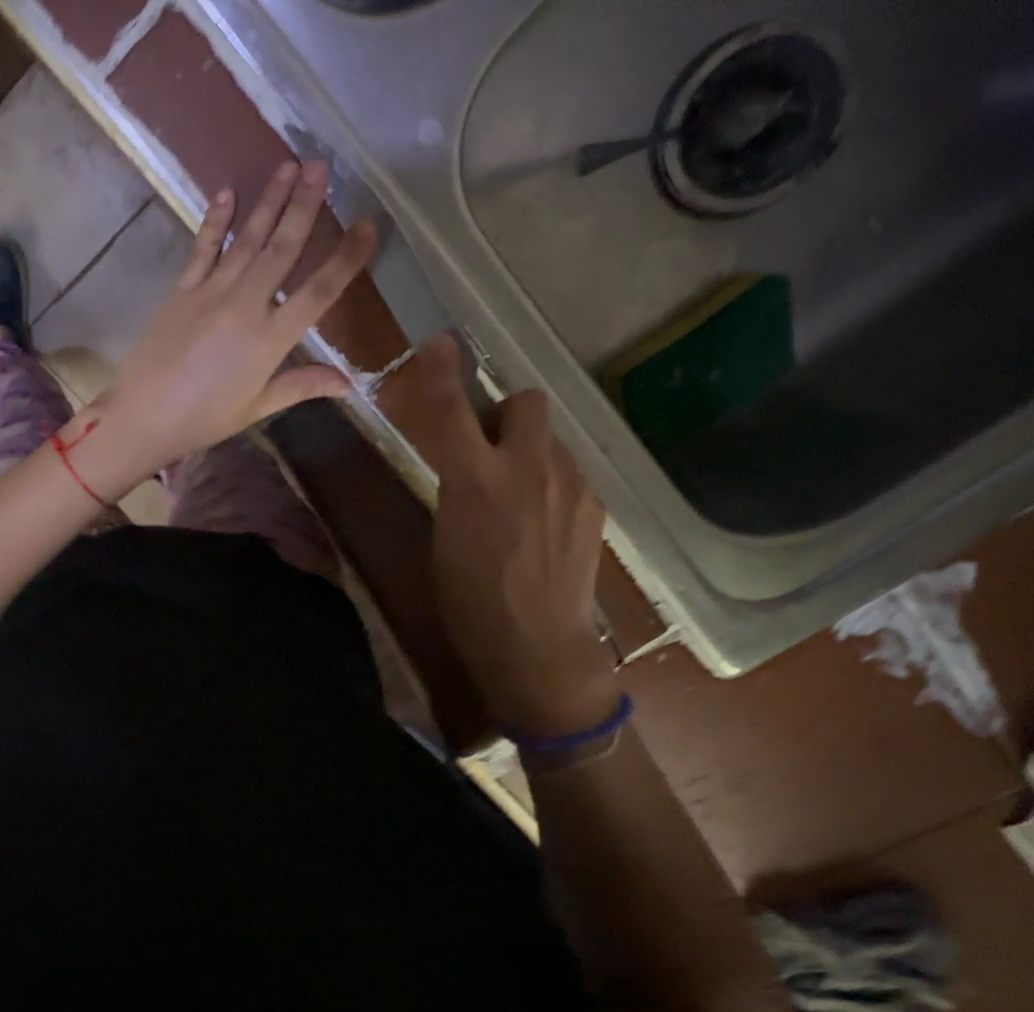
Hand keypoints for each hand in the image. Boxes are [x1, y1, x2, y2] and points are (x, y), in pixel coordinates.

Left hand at [74, 161, 376, 488]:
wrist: (142, 416)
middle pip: (283, 249)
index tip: (369, 225)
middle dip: (305, 205)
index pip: (320, 291)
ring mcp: (211, 293)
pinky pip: (203, 249)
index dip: (348, 257)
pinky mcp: (182, 291)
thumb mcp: (256, 407)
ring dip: (268, 201)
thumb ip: (301, 385)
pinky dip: (216, 221)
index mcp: (271, 339)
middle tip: (321, 166)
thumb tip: (348, 383)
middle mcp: (246, 306)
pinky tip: (227, 193)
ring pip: (248, 240)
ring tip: (288, 165)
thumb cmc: (203, 418)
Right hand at [382, 335, 619, 738]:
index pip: (454, 411)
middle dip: (504, 413)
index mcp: (474, 481)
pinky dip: (548, 482)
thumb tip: (461, 457)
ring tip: (514, 498)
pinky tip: (540, 524)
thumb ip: (454, 485)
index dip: (441, 373)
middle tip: (486, 448)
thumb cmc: (468, 599)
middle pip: (525, 401)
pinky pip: (566, 472)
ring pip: (547, 439)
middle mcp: (528, 469)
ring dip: (526, 450)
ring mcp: (570, 485)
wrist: (537, 646)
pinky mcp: (595, 505)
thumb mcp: (443, 536)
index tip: (438, 343)